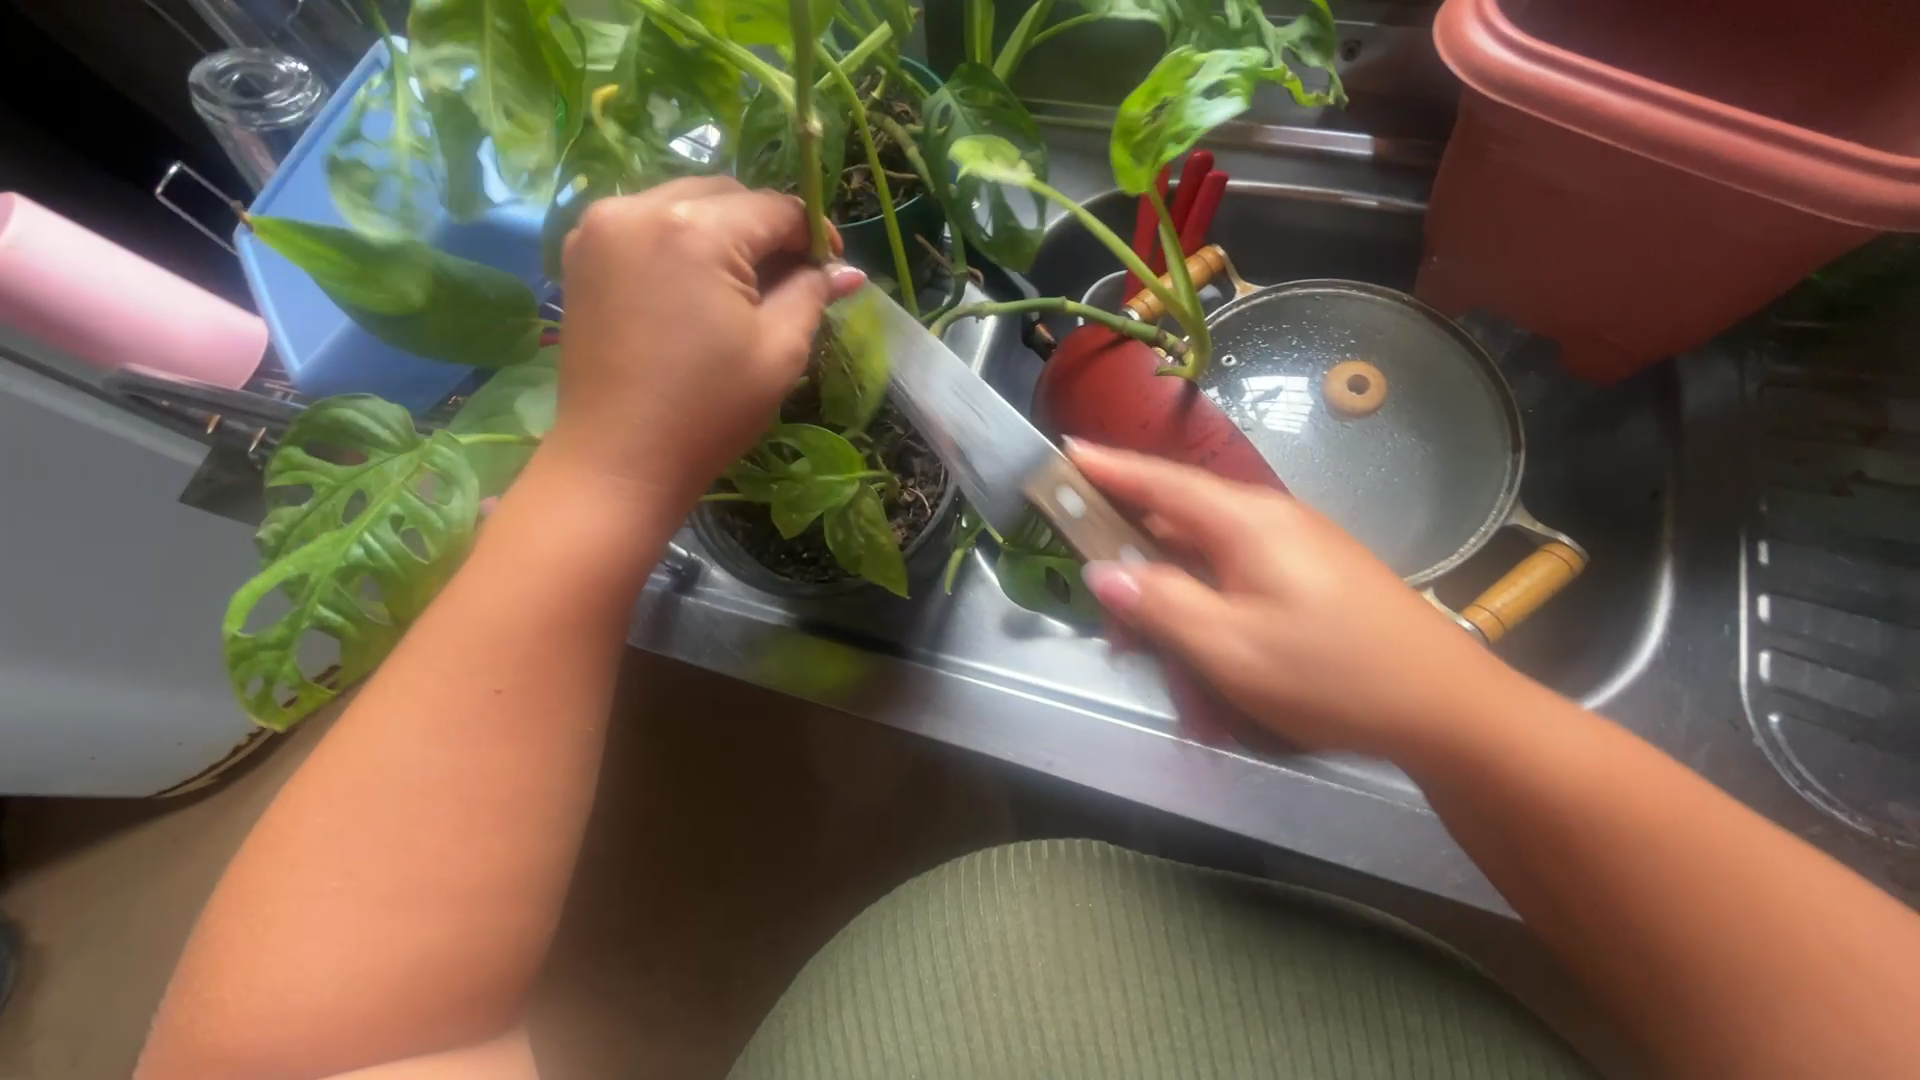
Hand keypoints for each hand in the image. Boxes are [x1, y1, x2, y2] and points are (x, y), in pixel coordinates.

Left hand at [544, 176, 866, 511]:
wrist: (619, 461)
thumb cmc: (708, 411)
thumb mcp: (779, 352)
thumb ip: (812, 294)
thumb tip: (847, 271)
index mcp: (695, 230)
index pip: (773, 207)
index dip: (812, 233)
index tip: (831, 269)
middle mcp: (640, 208)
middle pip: (726, 196)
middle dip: (765, 231)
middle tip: (790, 282)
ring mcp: (601, 228)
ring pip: (684, 204)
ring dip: (722, 234)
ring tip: (743, 289)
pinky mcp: (582, 254)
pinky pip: (647, 225)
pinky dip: (680, 243)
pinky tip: (695, 290)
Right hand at [1068, 441, 1516, 758]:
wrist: (1447, 708)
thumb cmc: (1330, 674)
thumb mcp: (1229, 648)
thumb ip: (1159, 604)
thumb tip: (1103, 570)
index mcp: (1245, 523)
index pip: (1159, 482)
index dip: (1108, 468)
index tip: (1066, 451)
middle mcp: (1271, 520)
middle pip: (1180, 522)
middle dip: (1136, 565)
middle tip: (1110, 616)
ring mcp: (1298, 547)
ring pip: (1209, 560)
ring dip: (1176, 603)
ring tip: (1163, 659)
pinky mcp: (1315, 576)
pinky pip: (1240, 580)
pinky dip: (1211, 612)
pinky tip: (1210, 660)